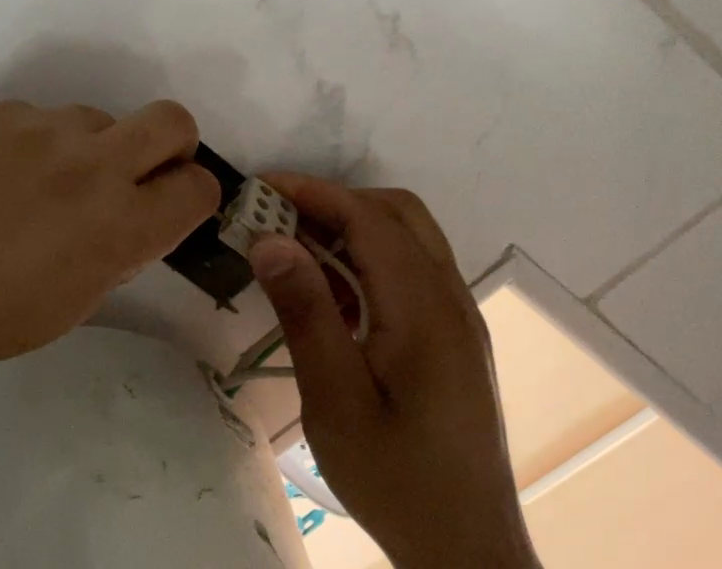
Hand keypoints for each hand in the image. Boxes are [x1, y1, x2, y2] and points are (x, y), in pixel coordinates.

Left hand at [0, 100, 219, 376]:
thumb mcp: (79, 300)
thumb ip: (123, 247)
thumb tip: (140, 214)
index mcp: (119, 225)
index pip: (198, 187)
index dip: (190, 197)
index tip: (170, 205)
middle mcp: (91, 164)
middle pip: (171, 120)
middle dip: (170, 145)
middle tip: (135, 173)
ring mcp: (40, 129)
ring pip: (96, 117)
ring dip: (88, 146)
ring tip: (40, 184)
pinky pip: (38, 117)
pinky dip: (33, 141)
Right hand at [248, 174, 538, 568]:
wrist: (465, 551)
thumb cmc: (395, 478)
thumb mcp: (335, 399)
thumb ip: (306, 312)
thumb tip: (270, 238)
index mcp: (426, 310)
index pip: (369, 219)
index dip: (312, 193)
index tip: (256, 190)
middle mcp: (451, 302)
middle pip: (397, 214)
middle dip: (332, 201)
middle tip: (273, 218)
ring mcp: (457, 321)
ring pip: (407, 240)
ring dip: (349, 228)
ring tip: (291, 251)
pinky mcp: (452, 341)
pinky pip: (410, 273)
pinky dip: (366, 260)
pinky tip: (327, 296)